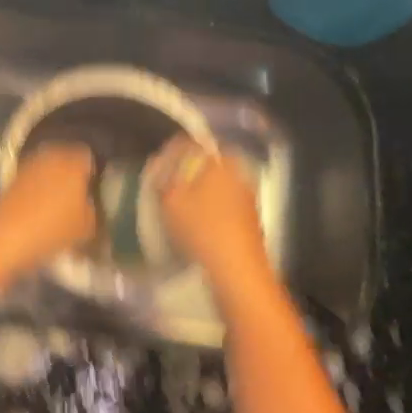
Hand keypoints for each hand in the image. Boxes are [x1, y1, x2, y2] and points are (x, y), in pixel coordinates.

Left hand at [0, 143, 96, 270]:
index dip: (91, 171)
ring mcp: (30, 164)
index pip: (88, 157)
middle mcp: (52, 156)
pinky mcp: (12, 176)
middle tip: (76, 192)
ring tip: (57, 199)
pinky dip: (37, 185)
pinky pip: (33, 176)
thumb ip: (94, 210)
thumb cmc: (54, 229)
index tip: (93, 187)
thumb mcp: (87, 226)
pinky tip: (39, 203)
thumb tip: (89, 203)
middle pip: (66, 158)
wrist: (7, 237)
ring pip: (48, 166)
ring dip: (53, 177)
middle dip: (71, 171)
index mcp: (74, 163)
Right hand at [148, 136, 265, 275]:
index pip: (195, 144)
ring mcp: (249, 197)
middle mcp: (239, 173)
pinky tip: (201, 222)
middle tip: (172, 183)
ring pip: (221, 184)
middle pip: (211, 164)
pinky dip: (214, 208)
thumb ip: (163, 178)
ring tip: (184, 205)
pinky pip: (228, 204)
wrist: (238, 268)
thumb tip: (159, 164)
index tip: (161, 162)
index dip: (175, 150)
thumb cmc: (201, 228)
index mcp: (220, 162)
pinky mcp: (253, 219)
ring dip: (204, 190)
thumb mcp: (170, 201)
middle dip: (192, 170)